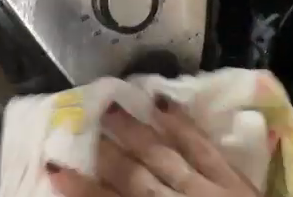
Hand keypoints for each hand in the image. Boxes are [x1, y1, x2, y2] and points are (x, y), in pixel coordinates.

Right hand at [48, 99, 261, 196]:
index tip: (55, 169)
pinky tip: (163, 104)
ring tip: (111, 106)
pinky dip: (182, 125)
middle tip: (79, 128)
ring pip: (167, 157)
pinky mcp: (236, 182)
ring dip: (137, 132)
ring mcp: (211, 192)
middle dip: (107, 157)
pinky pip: (205, 148)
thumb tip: (111, 194)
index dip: (84, 191)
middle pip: (137, 182)